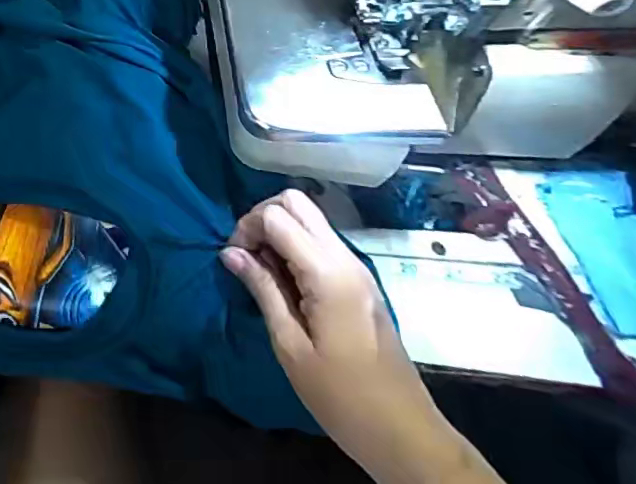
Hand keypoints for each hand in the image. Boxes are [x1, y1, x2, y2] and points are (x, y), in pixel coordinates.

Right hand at [220, 190, 501, 483]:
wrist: (405, 433)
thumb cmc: (342, 397)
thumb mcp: (290, 347)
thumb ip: (262, 290)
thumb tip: (230, 252)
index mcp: (328, 273)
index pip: (277, 215)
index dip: (248, 227)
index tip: (235, 259)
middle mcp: (345, 258)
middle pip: (296, 202)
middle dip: (263, 217)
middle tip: (248, 254)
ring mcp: (356, 266)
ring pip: (310, 216)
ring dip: (280, 229)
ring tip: (263, 269)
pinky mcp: (359, 279)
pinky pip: (321, 240)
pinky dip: (295, 244)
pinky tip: (285, 279)